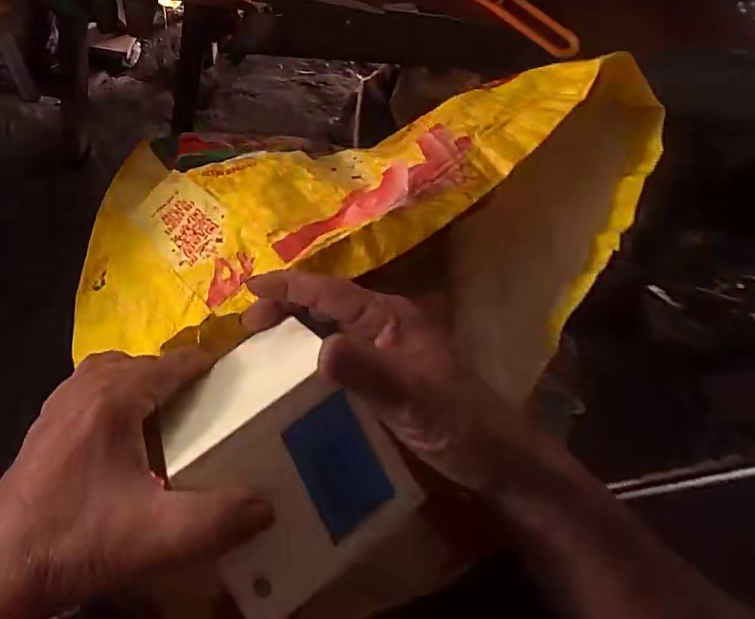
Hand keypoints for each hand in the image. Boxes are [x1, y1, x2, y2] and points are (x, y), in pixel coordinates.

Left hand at [0, 350, 273, 617]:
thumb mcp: (160, 536)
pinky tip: (120, 432)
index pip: (168, 366)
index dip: (201, 365)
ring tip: (166, 410)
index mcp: (114, 398)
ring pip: (109, 371)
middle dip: (171, 373)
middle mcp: (85, 386)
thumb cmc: (84, 537)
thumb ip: (219, 519)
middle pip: (138, 363)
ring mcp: (60, 400)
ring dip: (139, 380)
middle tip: (204, 399)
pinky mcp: (46, 421)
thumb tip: (264, 504)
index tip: (229, 370)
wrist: (8, 556)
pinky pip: (88, 387)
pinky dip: (112, 392)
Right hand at [243, 270, 582, 499]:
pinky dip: (307, 346)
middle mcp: (382, 322)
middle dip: (284, 304)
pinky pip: (334, 346)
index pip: (328, 291)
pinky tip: (293, 366)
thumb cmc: (461, 426)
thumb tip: (319, 347)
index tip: (249, 287)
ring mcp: (382, 346)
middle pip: (323, 301)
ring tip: (260, 338)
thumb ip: (368, 372)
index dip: (287, 286)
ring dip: (293, 323)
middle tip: (249, 324)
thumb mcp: (413, 399)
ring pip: (327, 322)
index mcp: (388, 315)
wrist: (505, 468)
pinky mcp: (381, 371)